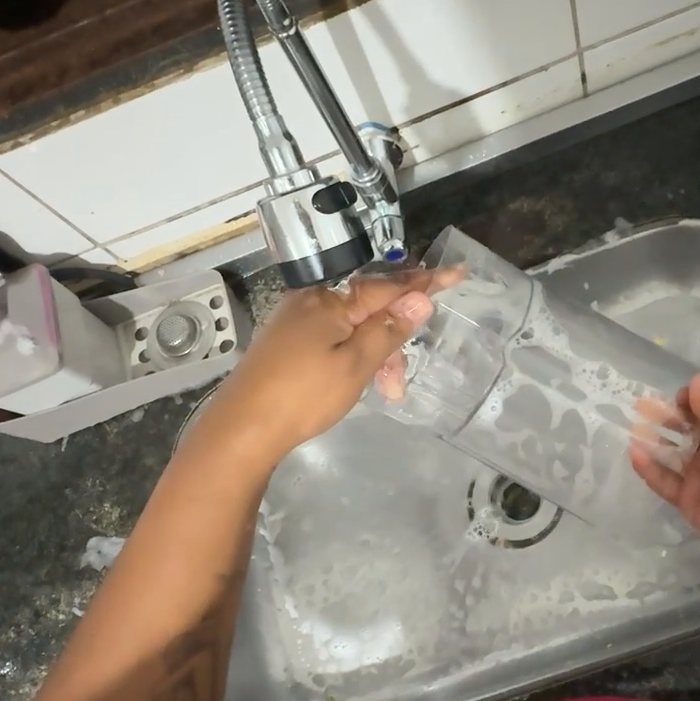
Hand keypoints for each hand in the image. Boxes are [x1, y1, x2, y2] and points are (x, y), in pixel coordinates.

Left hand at [205, 268, 453, 464]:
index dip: (424, 282)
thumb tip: (419, 296)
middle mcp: (313, 301)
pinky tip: (357, 380)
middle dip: (394, 341)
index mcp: (331, 301)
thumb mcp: (355, 365)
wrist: (243, 427)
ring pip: (353, 327)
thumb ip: (388, 330)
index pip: (389, 285)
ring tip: (383, 393)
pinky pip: (335, 338)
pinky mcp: (288, 341)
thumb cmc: (302, 396)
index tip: (456, 273)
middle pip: (370, 309)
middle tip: (398, 384)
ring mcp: (297, 321)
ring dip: (374, 356)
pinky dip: (354, 357)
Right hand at [629, 375, 699, 570]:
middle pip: (692, 426)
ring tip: (633, 423)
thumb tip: (695, 381)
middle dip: (671, 414)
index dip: (697, 399)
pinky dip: (649, 467)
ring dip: (656, 437)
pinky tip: (634, 452)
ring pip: (675, 451)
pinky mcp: (688, 499)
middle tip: (645, 405)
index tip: (678, 396)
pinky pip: (665, 480)